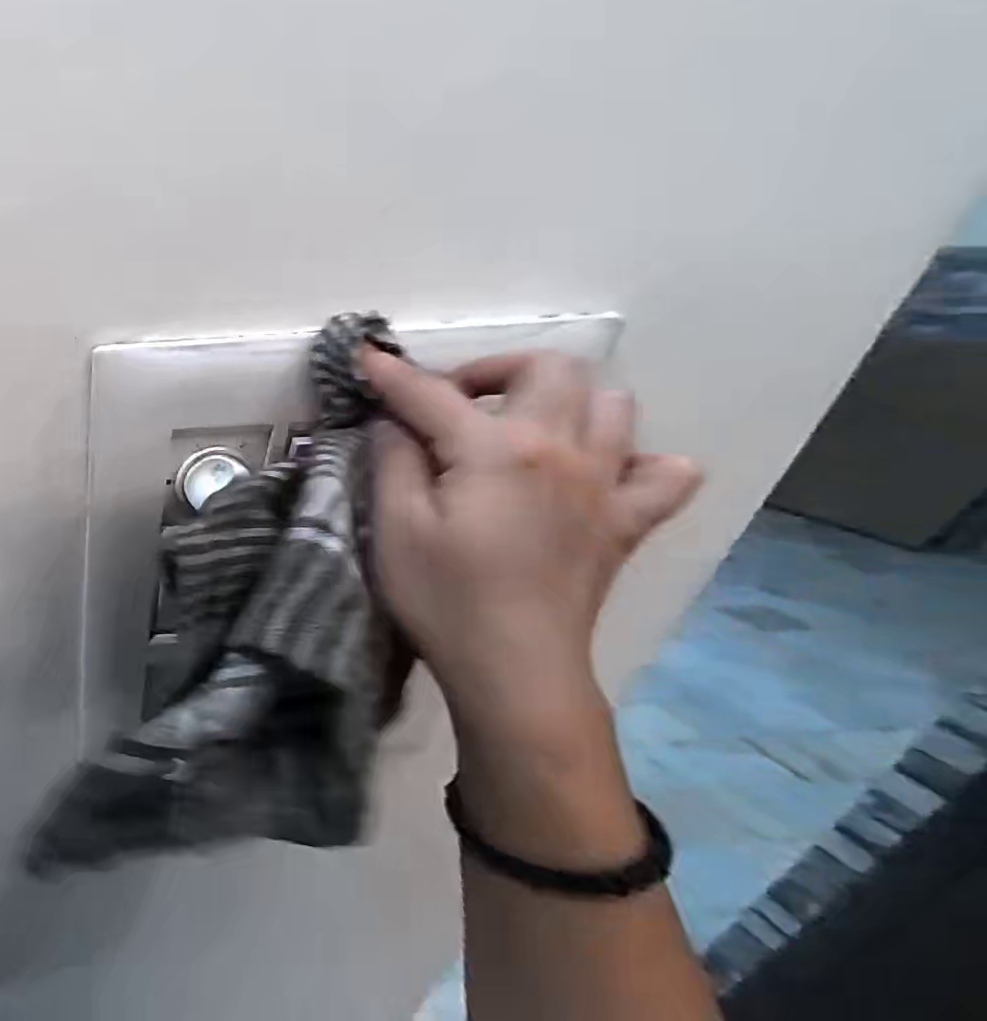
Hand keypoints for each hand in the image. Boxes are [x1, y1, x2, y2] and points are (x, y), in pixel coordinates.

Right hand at [361, 349, 701, 745]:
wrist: (514, 668)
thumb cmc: (443, 596)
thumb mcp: (395, 525)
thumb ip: (394, 459)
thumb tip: (393, 421)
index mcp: (498, 450)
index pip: (434, 395)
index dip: (392, 374)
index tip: (363, 357)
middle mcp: (563, 450)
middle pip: (549, 369)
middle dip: (492, 370)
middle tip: (451, 403)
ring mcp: (606, 484)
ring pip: (611, 404)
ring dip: (559, 402)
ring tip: (516, 432)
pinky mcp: (627, 522)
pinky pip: (661, 470)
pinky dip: (631, 458)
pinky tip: (590, 476)